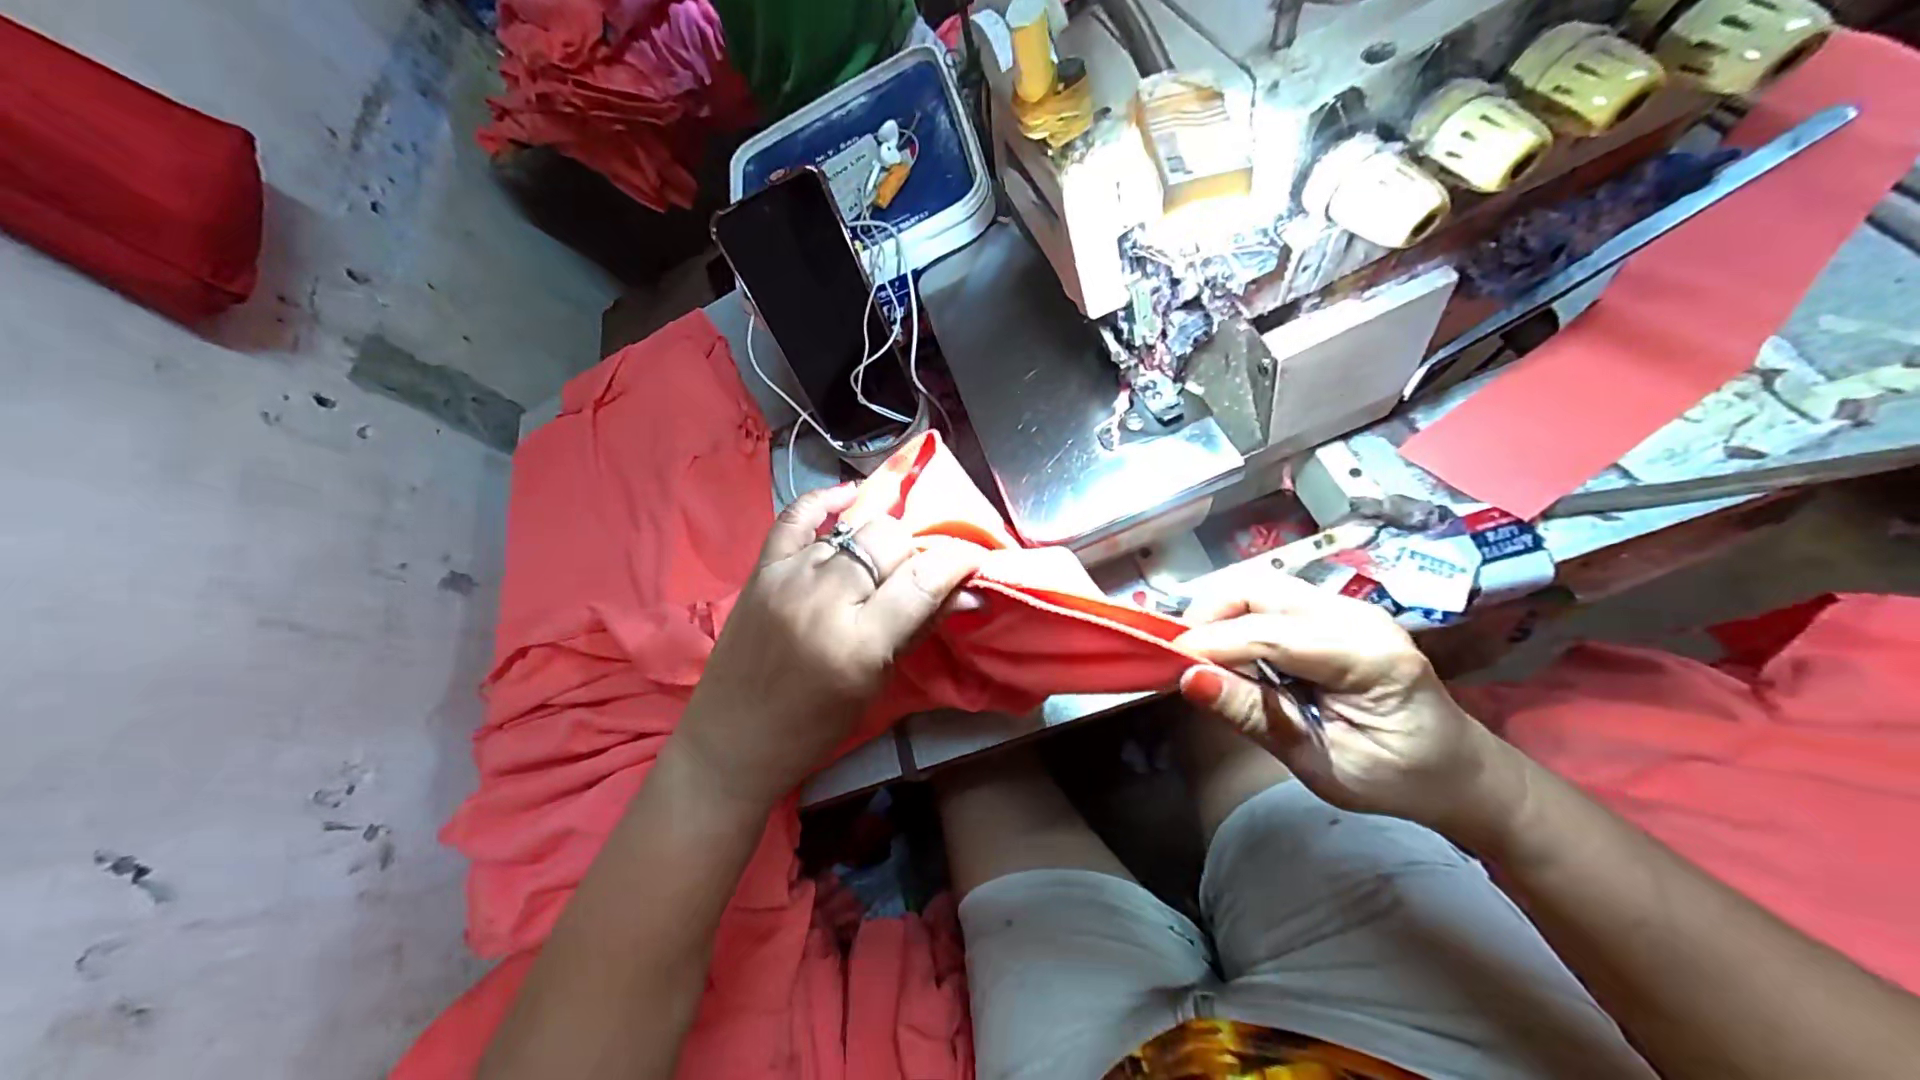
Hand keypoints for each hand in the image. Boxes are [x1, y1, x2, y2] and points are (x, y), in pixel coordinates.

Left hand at [670, 484, 983, 810]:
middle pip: (888, 540)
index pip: (921, 580)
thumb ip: (920, 628)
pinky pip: (796, 516)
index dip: (955, 562)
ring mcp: (788, 577)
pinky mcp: (761, 569)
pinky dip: (825, 501)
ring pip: (852, 530)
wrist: (732, 739)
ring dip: (876, 544)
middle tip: (916, 573)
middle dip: (914, 551)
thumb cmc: (814, 727)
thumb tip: (969, 593)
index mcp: (858, 643)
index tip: (970, 560)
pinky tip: (848, 496)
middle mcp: (824, 599)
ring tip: (879, 567)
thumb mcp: (876, 684)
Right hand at [1173, 572, 1525, 838]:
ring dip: (1219, 616)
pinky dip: (1237, 619)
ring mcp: (1346, 606)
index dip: (1210, 644)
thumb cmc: (1394, 777)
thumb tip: (1190, 680)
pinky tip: (1234, 654)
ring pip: (1257, 586)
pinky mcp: (1333, 609)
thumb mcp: (1320, 763)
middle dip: (1207, 617)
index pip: (1269, 633)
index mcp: (1368, 656)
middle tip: (1183, 662)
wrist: (1456, 768)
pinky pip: (1268, 599)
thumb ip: (1254, 716)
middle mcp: (1357, 615)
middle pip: (1257, 589)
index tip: (1165, 666)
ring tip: (1204, 659)